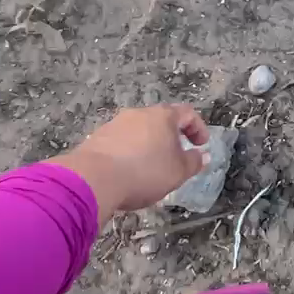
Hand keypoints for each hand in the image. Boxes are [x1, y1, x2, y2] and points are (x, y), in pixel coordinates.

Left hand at [49, 105, 209, 223]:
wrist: (91, 180)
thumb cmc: (144, 171)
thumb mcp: (177, 172)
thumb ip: (193, 162)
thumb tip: (202, 155)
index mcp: (164, 116)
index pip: (188, 113)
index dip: (198, 128)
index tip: (201, 144)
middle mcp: (140, 114)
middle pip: (161, 120)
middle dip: (171, 136)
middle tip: (175, 155)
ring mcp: (115, 124)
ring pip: (138, 131)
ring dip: (147, 144)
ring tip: (148, 166)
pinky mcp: (95, 139)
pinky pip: (119, 142)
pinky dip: (127, 153)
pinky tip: (125, 172)